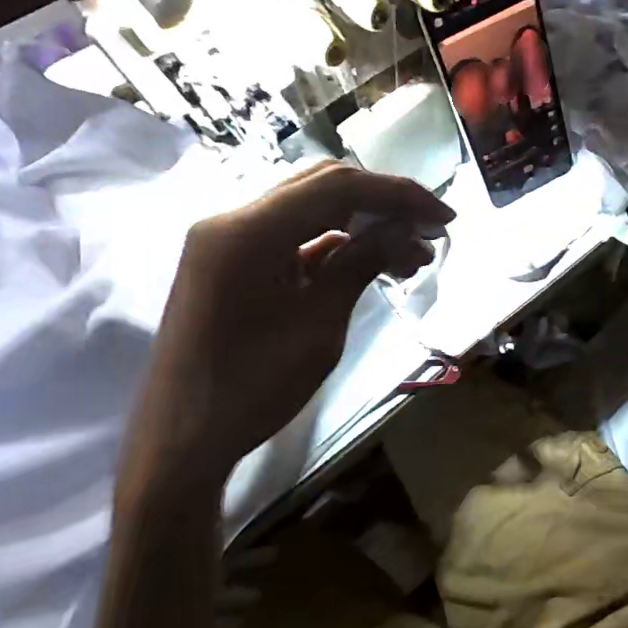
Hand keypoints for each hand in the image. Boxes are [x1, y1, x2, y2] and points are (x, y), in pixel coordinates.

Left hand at [124, 162, 452, 505]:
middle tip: (429, 231)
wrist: (183, 439)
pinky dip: (332, 244)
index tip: (444, 216)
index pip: (338, 188)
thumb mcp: (319, 325)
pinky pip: (289, 238)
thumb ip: (360, 264)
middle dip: (382, 203)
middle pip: (321, 187)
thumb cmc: (253, 388)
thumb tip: (405, 229)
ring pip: (307, 210)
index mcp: (248, 230)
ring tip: (409, 255)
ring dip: (360, 224)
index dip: (398, 195)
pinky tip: (369, 262)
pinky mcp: (230, 263)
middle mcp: (232, 220)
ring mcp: (227, 241)